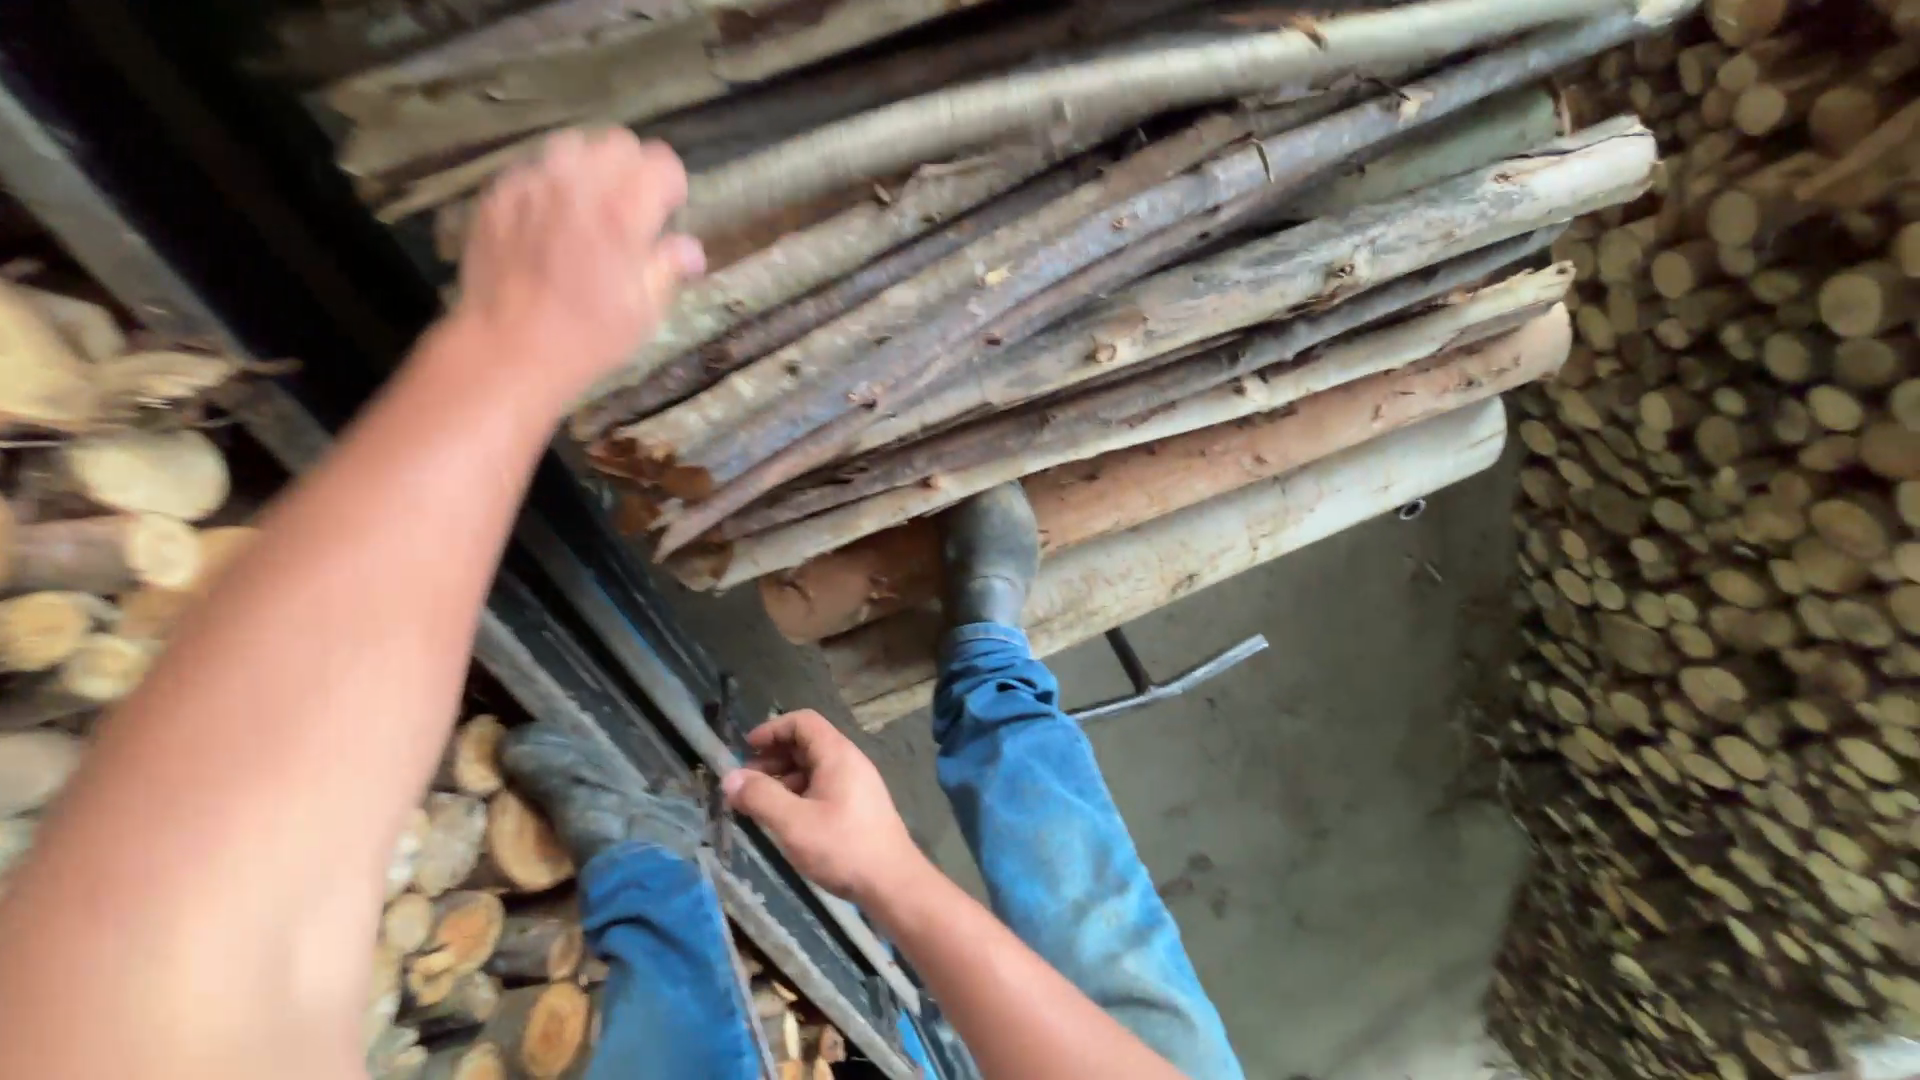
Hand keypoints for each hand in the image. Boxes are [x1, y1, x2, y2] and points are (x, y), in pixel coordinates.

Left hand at [450, 128, 704, 401]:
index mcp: (622, 212)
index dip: (670, 186)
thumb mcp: (645, 313)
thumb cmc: (588, 338)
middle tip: (630, 211)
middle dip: (632, 171)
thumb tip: (691, 249)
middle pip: (617, 143)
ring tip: (589, 210)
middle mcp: (577, 185)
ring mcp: (531, 185)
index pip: (661, 162)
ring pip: (572, 146)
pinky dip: (550, 187)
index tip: (667, 212)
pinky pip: (533, 169)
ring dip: (589, 170)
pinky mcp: (499, 195)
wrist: (509, 349)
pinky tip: (550, 225)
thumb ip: (668, 267)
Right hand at [722, 710, 925, 905]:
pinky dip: (799, 793)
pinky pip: (823, 786)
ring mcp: (856, 784)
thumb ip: (760, 797)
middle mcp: (849, 762)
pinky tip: (784, 818)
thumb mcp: (794, 823)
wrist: (892, 882)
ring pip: (814, 768)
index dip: (772, 729)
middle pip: (807, 743)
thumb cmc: (843, 847)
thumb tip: (729, 778)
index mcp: (837, 754)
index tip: (746, 750)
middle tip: (745, 782)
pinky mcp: (858, 806)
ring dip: (784, 778)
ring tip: (758, 803)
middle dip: (773, 757)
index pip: (803, 722)